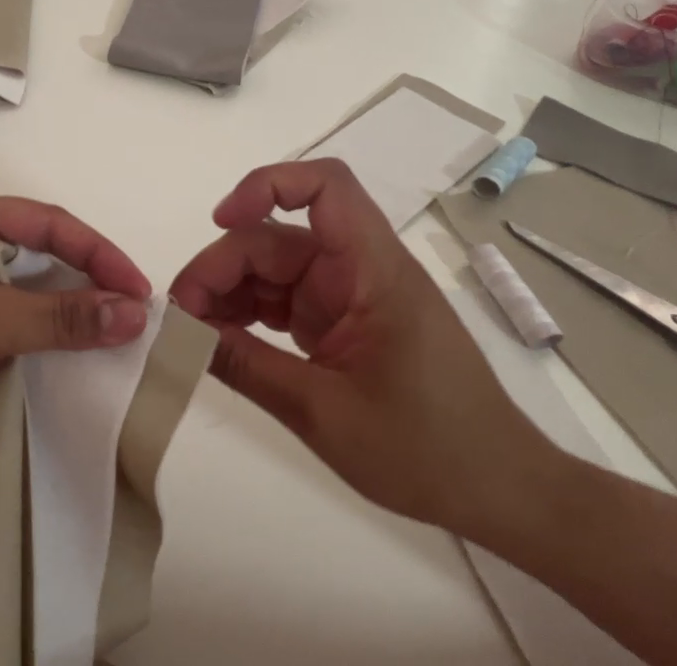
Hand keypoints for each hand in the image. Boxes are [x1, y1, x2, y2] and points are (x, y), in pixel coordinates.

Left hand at [0, 194, 151, 460]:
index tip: (139, 291)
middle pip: (44, 259)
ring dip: (71, 321)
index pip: (49, 224)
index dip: (99, 253)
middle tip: (135, 319)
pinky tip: (80, 367)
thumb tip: (134, 312)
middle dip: (89, 286)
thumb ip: (61, 316)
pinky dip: (47, 348)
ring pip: (32, 300)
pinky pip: (17, 335)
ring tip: (119, 346)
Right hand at [170, 160, 556, 532]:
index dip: (267, 185)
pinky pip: (284, 303)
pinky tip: (219, 340)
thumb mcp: (322, 412)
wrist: (497, 491)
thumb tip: (179, 333)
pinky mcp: (344, 326)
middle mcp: (362, 272)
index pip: (326, 188)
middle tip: (181, 314)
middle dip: (224, 265)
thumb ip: (245, 366)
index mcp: (374, 273)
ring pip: (276, 269)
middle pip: (279, 238)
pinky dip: (249, 315)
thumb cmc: (425, 449)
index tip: (220, 222)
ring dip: (230, 292)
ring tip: (192, 332)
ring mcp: (351, 299)